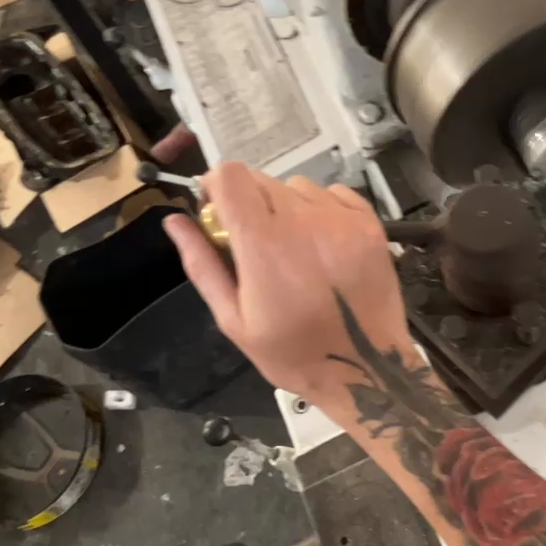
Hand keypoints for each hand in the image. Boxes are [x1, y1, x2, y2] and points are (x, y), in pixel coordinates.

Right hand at [163, 162, 409, 401]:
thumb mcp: (234, 320)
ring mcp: (342, 221)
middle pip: (261, 179)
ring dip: (285, 207)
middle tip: (254, 242)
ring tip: (293, 248)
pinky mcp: (370, 224)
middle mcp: (305, 222)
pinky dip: (321, 210)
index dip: (216, 186)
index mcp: (265, 246)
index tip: (217, 210)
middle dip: (248, 202)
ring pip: (297, 186)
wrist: (366, 368)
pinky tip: (321, 244)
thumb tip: (175, 221)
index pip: (231, 176)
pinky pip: (334, 194)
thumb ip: (202, 264)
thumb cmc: (294, 353)